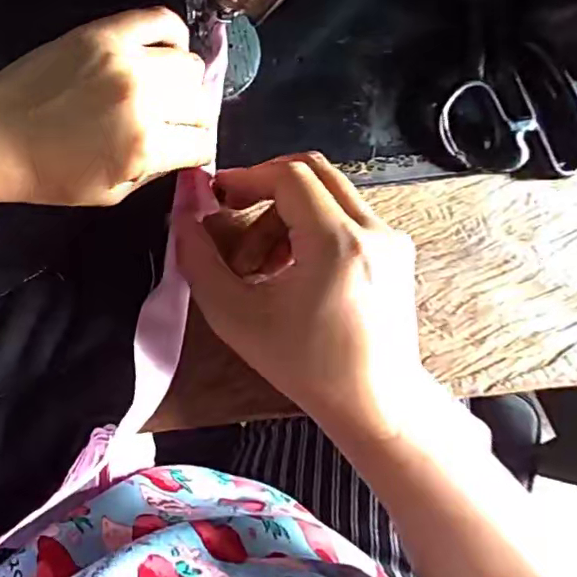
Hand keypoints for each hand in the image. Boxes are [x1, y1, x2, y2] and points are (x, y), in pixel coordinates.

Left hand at [0, 7, 216, 206]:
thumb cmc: (44, 175)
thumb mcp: (107, 193)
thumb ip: (154, 170)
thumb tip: (184, 149)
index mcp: (144, 147)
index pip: (203, 141)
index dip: (194, 147)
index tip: (182, 144)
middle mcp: (143, 99)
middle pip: (201, 99)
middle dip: (190, 115)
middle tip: (166, 119)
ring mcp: (123, 60)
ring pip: (189, 61)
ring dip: (181, 80)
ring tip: (156, 87)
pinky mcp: (102, 33)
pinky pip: (160, 19)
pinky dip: (171, 33)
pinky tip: (160, 48)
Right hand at [174, 152, 439, 439]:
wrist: (375, 403)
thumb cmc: (304, 364)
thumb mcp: (233, 314)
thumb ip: (198, 259)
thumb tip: (181, 217)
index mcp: (338, 243)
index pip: (289, 176)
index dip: (244, 177)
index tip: (214, 196)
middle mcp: (374, 231)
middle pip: (312, 172)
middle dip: (262, 186)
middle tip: (230, 211)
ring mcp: (391, 240)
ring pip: (325, 194)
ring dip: (281, 213)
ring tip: (256, 261)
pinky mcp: (394, 251)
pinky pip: (342, 214)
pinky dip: (306, 226)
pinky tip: (286, 267)